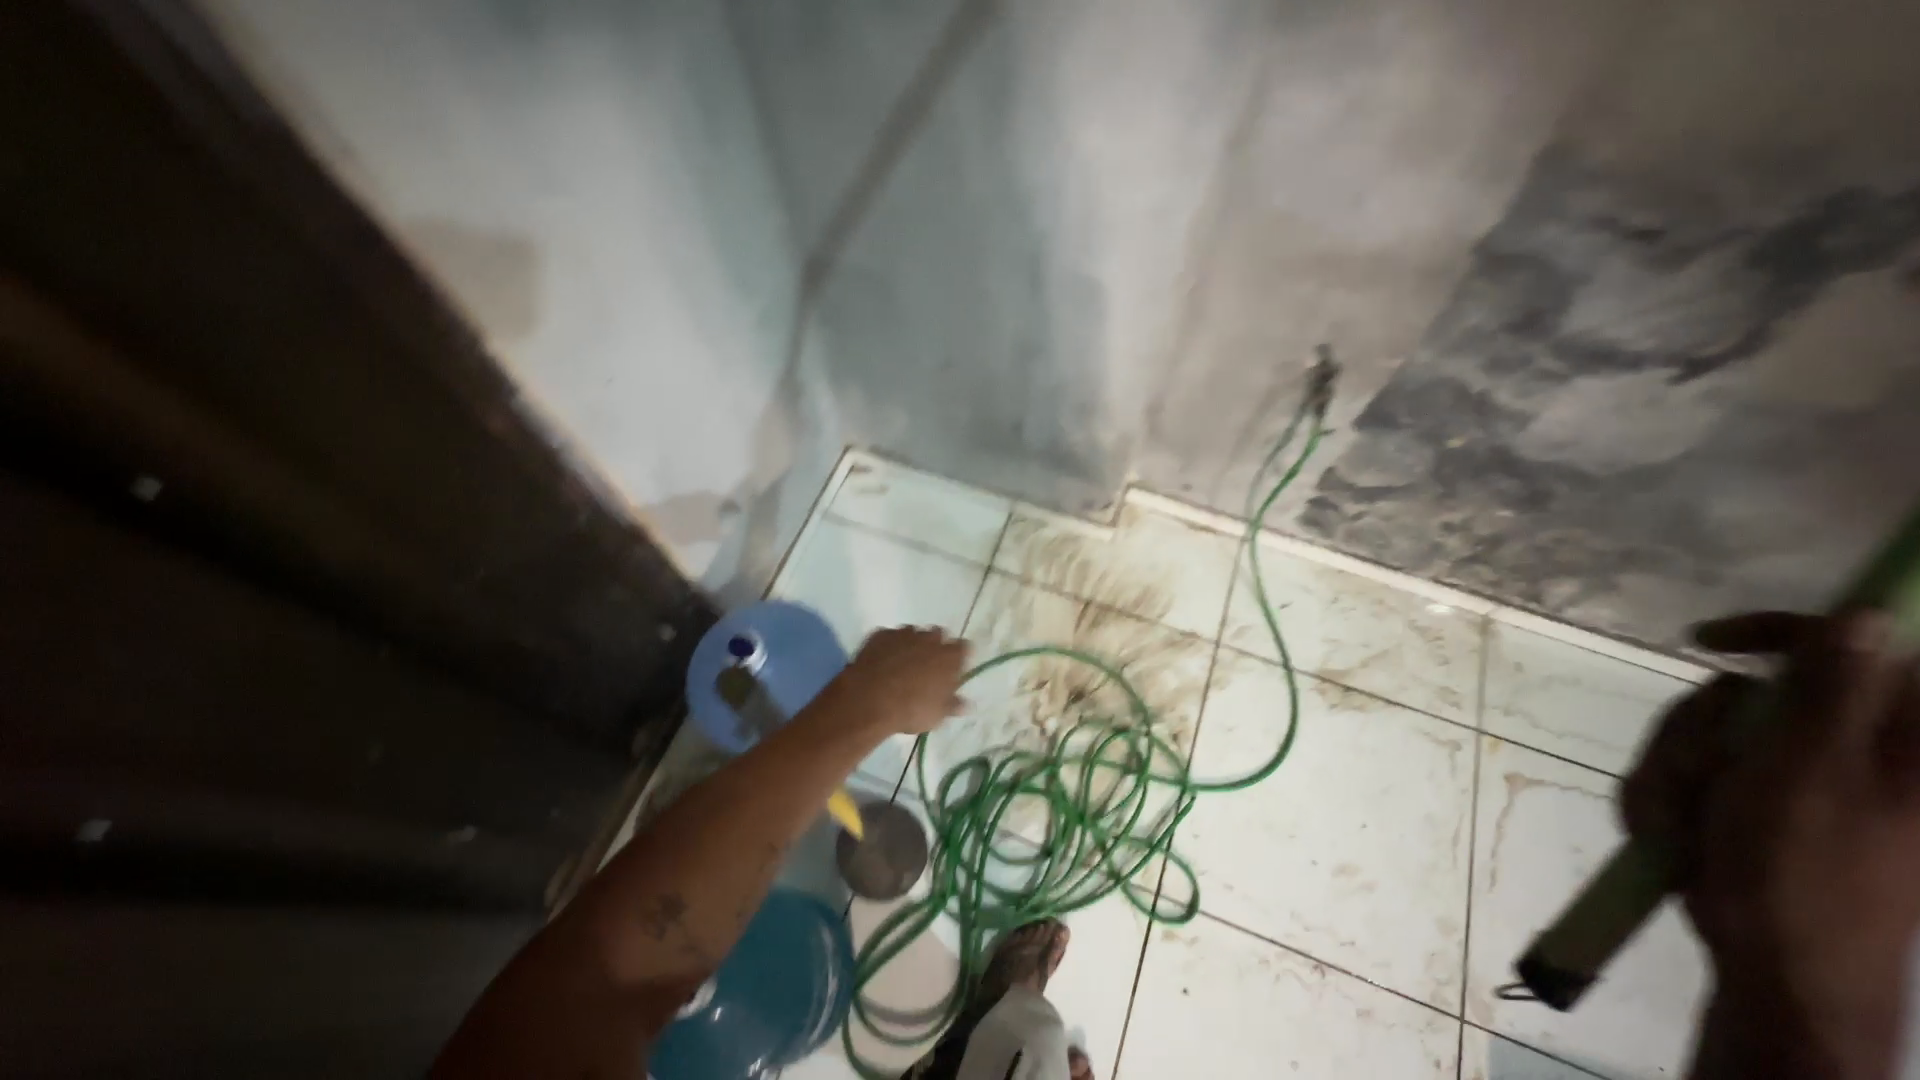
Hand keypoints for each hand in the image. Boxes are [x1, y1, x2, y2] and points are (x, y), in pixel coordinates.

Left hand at [827, 626, 969, 735]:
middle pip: (938, 635)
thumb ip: (953, 705)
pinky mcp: (881, 634)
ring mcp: (904, 633)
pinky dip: (889, 646)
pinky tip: (882, 662)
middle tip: (926, 667)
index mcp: (950, 656)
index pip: (964, 647)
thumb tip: (967, 704)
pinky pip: (890, 636)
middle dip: (934, 647)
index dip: (958, 657)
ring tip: (902, 665)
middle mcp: (930, 638)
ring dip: (911, 645)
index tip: (952, 669)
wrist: (869, 701)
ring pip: (913, 633)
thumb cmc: (911, 710)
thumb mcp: (937, 715)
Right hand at [1623, 611, 1919, 1078]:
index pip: (1845, 646)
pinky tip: (1687, 836)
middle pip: (1754, 698)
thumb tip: (1866, 614)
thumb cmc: (1799, 872)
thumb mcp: (1807, 773)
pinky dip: (1682, 802)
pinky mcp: (1778, 817)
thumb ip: (1834, 691)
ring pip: (1716, 741)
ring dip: (1682, 775)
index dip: (1773, 632)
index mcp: (1901, 743)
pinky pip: (1705, 779)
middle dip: (1702, 737)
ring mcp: (1815, 791)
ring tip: (1687, 824)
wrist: (1783, 975)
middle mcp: (1862, 758)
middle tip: (1697, 782)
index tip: (1705, 642)